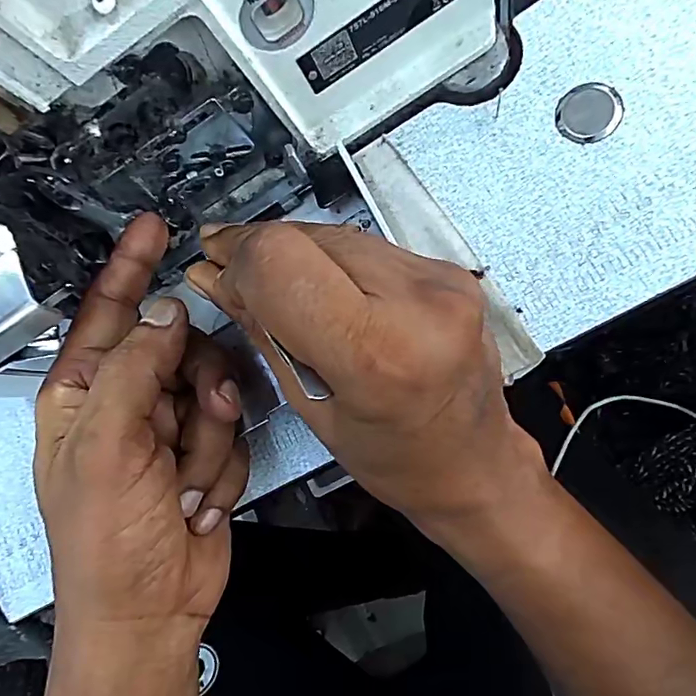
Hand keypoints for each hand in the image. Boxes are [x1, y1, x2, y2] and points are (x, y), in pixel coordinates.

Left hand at [35, 213, 249, 631]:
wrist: (151, 609)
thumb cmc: (106, 540)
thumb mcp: (106, 450)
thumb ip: (134, 372)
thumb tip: (165, 313)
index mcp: (84, 396)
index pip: (107, 315)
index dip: (131, 269)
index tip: (154, 228)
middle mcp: (130, 405)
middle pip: (184, 352)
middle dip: (200, 387)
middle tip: (197, 417)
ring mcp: (173, 432)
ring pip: (219, 394)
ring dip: (212, 442)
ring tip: (188, 484)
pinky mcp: (208, 457)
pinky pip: (236, 436)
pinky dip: (223, 470)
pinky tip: (199, 503)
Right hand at [184, 222, 546, 527]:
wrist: (474, 462)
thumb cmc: (407, 459)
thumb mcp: (316, 411)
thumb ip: (265, 335)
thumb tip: (221, 278)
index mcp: (381, 353)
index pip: (280, 259)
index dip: (238, 261)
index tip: (221, 272)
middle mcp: (422, 307)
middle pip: (307, 236)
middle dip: (265, 258)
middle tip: (248, 288)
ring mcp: (444, 285)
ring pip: (339, 232)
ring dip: (303, 260)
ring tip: (302, 308)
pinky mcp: (452, 275)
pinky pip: (372, 245)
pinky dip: (340, 265)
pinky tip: (338, 300)